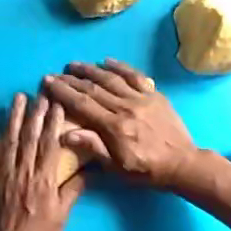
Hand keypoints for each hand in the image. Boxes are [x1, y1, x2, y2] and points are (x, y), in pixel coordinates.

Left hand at [0, 92, 84, 230]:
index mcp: (43, 180)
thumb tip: (90, 170)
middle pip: (29, 137)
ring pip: (8, 142)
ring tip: (18, 99)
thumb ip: (74, 189)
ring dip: (13, 119)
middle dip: (35, 113)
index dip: (53, 122)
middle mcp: (22, 173)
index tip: (57, 104)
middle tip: (40, 93)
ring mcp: (1, 176)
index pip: (49, 144)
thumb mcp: (63, 215)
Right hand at [43, 60, 201, 187]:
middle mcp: (126, 107)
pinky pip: (135, 76)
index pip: (82, 104)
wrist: (183, 164)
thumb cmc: (146, 170)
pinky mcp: (154, 95)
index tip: (48, 82)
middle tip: (55, 73)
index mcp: (114, 127)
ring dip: (91, 69)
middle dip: (71, 80)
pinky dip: (120, 67)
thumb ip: (93, 147)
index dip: (63, 92)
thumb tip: (66, 133)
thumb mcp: (117, 167)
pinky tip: (107, 60)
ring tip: (74, 64)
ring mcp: (141, 98)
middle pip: (93, 89)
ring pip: (111, 79)